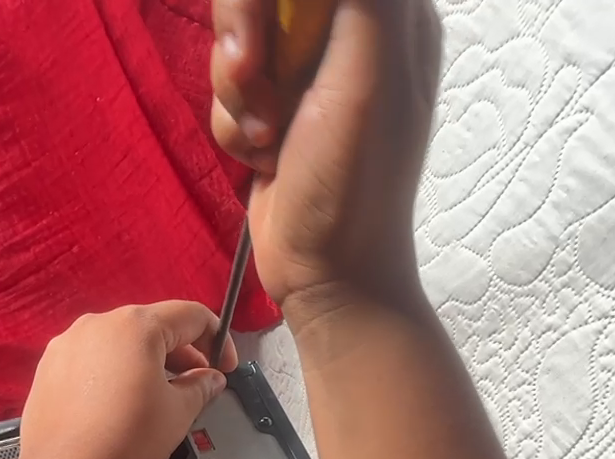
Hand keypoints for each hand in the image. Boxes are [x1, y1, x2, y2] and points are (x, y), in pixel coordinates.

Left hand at [18, 301, 237, 458]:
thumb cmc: (124, 444)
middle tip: (195, 385)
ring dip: (146, 363)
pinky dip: (113, 375)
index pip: (191, 316)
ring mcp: (66, 346)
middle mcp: (97, 325)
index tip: (223, 367)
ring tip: (157, 398)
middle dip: (181, 353)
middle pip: (152, 327)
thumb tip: (209, 379)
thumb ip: (200, 387)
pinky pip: (91, 362)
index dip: (217, 340)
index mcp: (135, 326)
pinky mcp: (47, 370)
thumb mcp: (178, 414)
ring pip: (119, 344)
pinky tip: (119, 407)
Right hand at [210, 0, 439, 322]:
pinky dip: (234, 127)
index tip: (264, 27)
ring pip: (237, 42)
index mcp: (386, 11)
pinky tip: (262, 160)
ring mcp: (305, 80)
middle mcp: (344, 35)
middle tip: (252, 74)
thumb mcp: (366, 73)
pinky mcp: (271, 117)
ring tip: (267, 138)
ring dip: (236, 91)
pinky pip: (228, 92)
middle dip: (244, 33)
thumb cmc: (354, 185)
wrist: (327, 277)